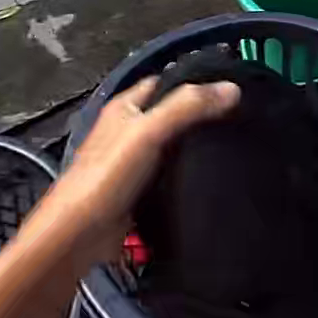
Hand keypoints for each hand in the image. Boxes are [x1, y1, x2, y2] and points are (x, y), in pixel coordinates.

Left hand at [41, 77, 239, 258]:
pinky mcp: (139, 192)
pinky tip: (211, 180)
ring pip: (171, 148)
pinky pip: (170, 177)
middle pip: (170, 116)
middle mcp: (128, 130)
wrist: (81, 234)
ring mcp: (133, 163)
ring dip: (194, 149)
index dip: (193, 83)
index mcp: (124, 107)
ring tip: (231, 148)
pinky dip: (187, 177)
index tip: (227, 90)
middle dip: (198, 118)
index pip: (164, 83)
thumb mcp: (149, 131)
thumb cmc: (108, 175)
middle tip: (236, 121)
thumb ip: (187, 108)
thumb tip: (232, 89)